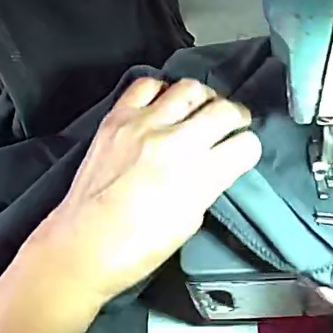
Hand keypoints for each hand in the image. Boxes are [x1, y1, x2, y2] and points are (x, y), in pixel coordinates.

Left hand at [26, 77, 260, 304]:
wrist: (84, 246)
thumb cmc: (137, 247)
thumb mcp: (190, 221)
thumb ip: (208, 185)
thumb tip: (215, 166)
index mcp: (199, 175)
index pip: (245, 144)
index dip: (248, 149)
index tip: (242, 152)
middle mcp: (175, 142)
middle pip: (225, 109)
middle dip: (235, 118)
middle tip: (231, 125)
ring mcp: (143, 125)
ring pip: (190, 88)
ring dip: (202, 99)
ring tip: (199, 110)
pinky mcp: (117, 120)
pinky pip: (147, 86)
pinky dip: (162, 91)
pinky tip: (162, 106)